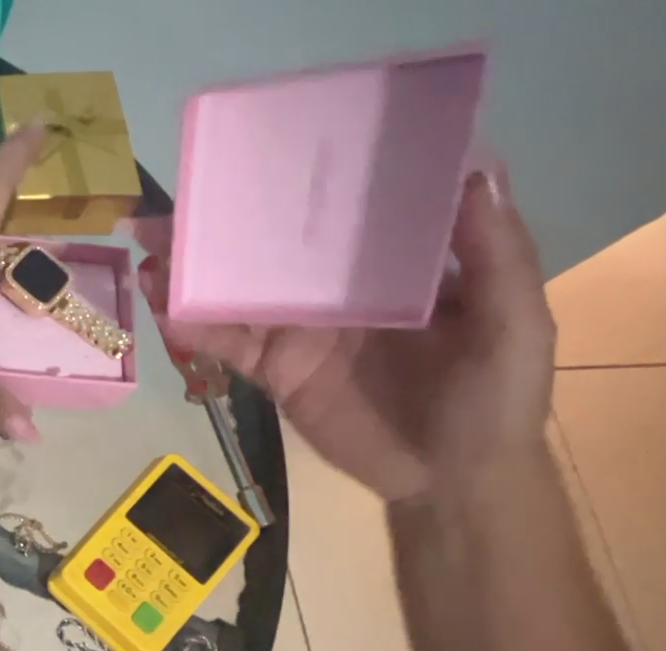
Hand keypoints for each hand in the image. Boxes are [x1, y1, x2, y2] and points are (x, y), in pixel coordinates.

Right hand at [137, 170, 556, 503]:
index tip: (264, 156)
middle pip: (271, 251)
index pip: (341, 215)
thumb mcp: (515, 322)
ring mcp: (299, 332)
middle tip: (165, 214)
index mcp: (393, 266)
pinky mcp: (274, 371)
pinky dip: (194, 329)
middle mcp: (337, 290)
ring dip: (192, 275)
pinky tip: (164, 309)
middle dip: (219, 230)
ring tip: (150, 255)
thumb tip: (473, 174)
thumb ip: (495, 256)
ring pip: (236, 295)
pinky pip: (228, 346)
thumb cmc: (495, 398)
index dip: (301, 186)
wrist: (448, 479)